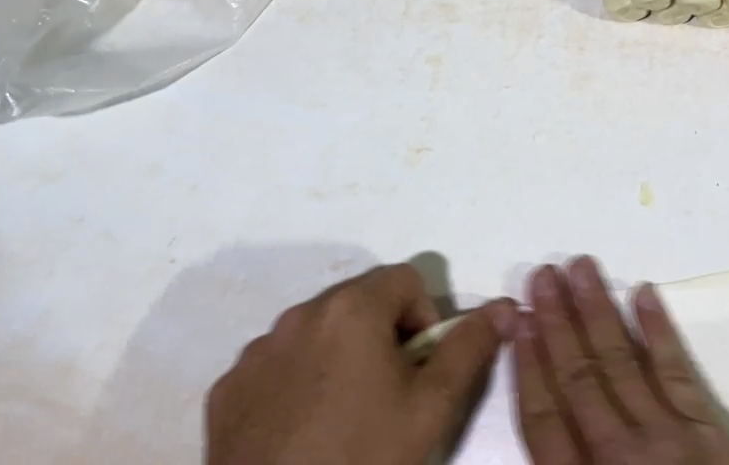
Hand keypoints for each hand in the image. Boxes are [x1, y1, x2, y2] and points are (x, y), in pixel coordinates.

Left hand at [205, 263, 515, 464]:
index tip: (419, 371)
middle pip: (360, 302)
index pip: (406, 280)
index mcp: (352, 307)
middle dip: (381, 337)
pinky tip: (302, 431)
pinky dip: (295, 384)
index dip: (424, 321)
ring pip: (316, 333)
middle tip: (388, 396)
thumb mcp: (431, 408)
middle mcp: (299, 313)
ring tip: (344, 416)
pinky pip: (275, 366)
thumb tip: (502, 305)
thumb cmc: (362, 456)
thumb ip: (468, 348)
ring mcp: (256, 351)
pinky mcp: (226, 388)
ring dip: (338, 358)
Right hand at [516, 257, 728, 464]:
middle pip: (579, 378)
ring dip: (598, 311)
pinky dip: (659, 330)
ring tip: (581, 266)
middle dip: (559, 323)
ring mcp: (667, 437)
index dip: (529, 366)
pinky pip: (677, 370)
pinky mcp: (708, 429)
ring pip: (621, 362)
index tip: (520, 321)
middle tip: (544, 273)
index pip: (544, 420)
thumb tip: (543, 431)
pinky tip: (644, 293)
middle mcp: (618, 454)